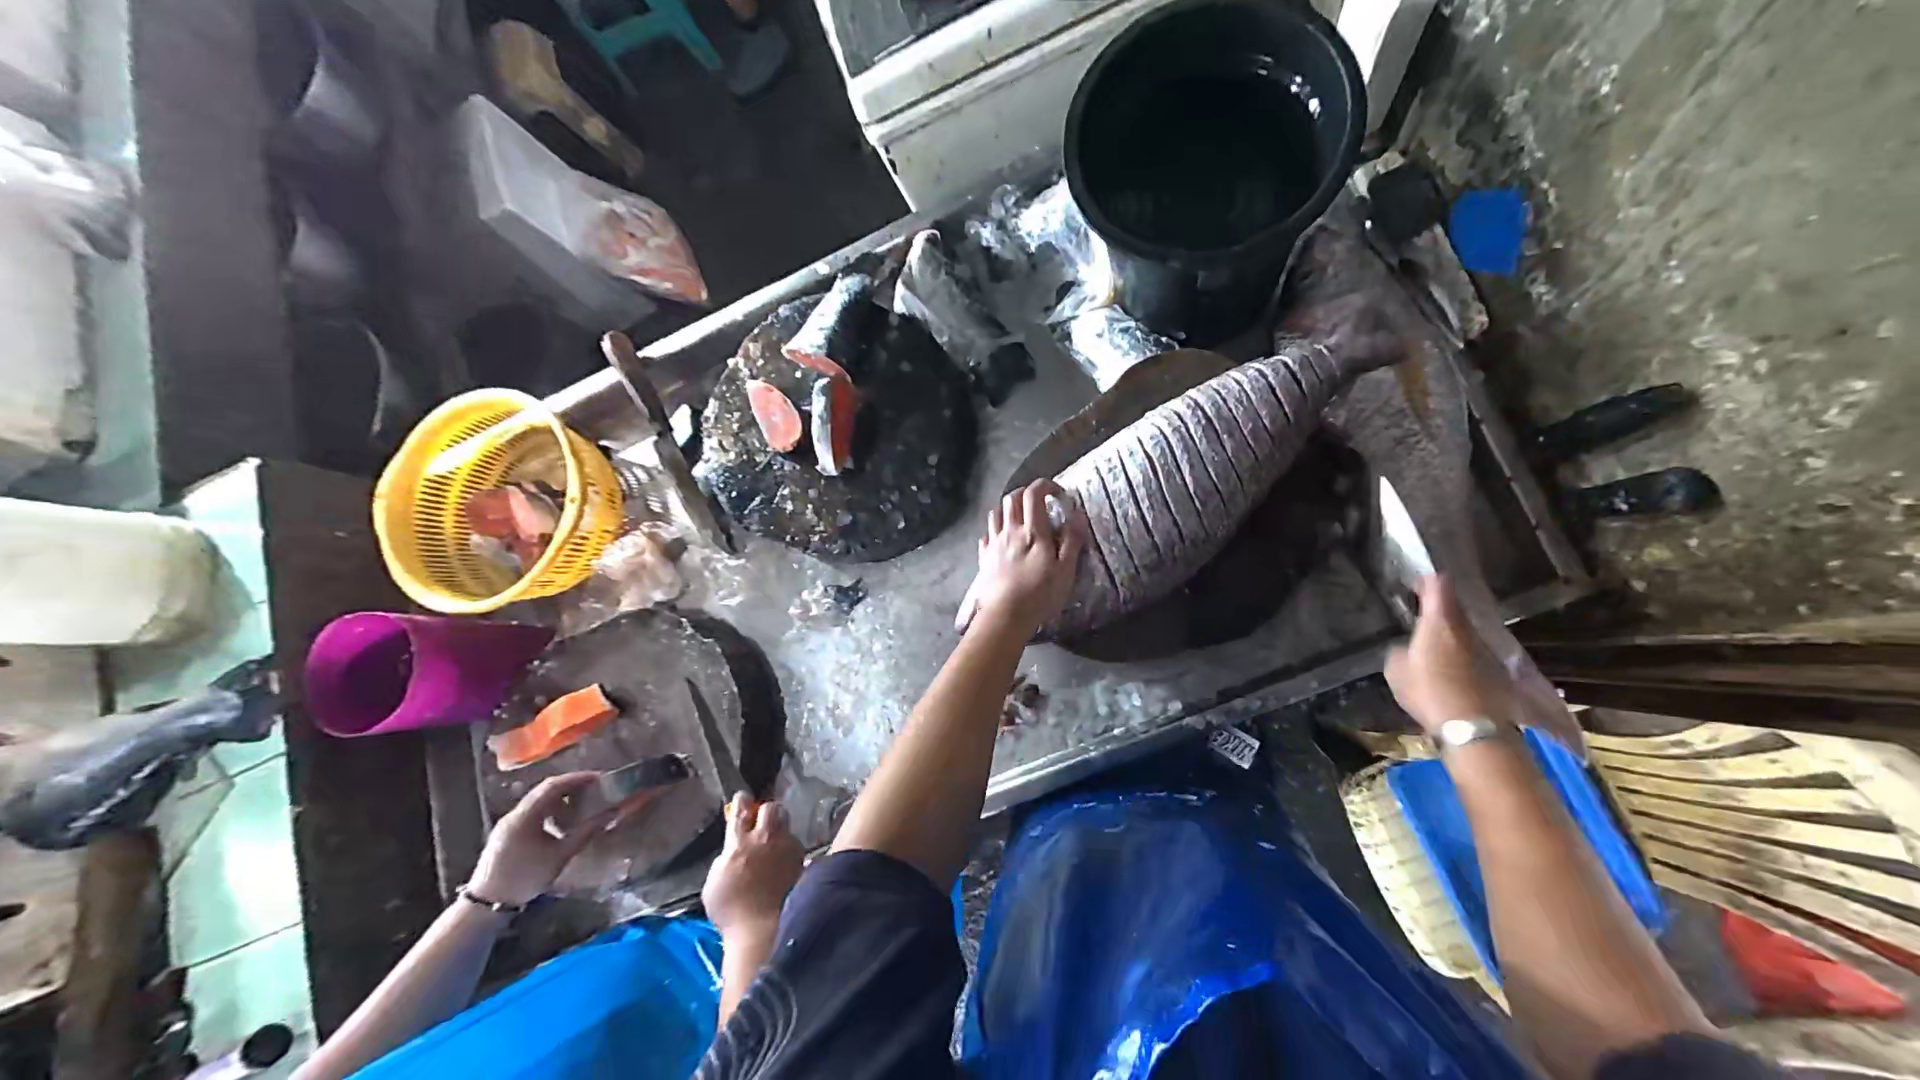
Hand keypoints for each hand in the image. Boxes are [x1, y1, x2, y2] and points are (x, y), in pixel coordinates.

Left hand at [469, 773, 618, 906]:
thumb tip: (611, 814)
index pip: (552, 786)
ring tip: (580, 807)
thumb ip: (586, 832)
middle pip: (545, 791)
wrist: (486, 905)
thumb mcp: (560, 856)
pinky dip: (550, 811)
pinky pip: (532, 813)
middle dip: (571, 787)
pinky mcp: (506, 833)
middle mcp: (514, 814)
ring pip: (538, 802)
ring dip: (561, 800)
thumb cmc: (525, 878)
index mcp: (525, 816)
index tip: (598, 778)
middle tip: (593, 789)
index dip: (577, 779)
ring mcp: (508, 824)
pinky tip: (561, 824)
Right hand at [702, 796, 803, 941]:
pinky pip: (794, 843)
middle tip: (762, 821)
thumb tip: (732, 850)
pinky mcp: (799, 858)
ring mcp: (785, 846)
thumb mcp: (714, 881)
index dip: (742, 801)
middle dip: (766, 810)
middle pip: (770, 808)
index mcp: (738, 842)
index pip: (741, 809)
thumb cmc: (730, 909)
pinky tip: (784, 861)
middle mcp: (764, 838)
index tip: (742, 799)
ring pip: (786, 822)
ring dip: (779, 827)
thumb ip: (725, 858)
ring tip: (774, 840)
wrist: (761, 927)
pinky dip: (788, 848)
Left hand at [966, 480, 1086, 633]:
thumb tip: (1078, 515)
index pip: (1033, 494)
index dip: (1045, 485)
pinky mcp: (983, 557)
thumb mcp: (1066, 570)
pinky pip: (987, 533)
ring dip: (1009, 507)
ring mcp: (994, 543)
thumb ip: (1072, 541)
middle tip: (1040, 502)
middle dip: (1026, 492)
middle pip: (1011, 497)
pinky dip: (996, 528)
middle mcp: (1010, 531)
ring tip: (1020, 517)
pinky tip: (1003, 538)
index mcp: (1032, 532)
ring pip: (996, 512)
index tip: (1057, 492)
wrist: (1005, 616)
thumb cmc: (1039, 595)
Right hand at [1384, 576, 1517, 735]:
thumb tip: (1407, 649)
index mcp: (1439, 622)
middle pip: (1455, 608)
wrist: (1474, 727)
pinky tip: (1451, 668)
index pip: (1439, 586)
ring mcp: (1486, 649)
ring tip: (1435, 644)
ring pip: (1466, 631)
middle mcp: (1467, 629)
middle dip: (1440, 608)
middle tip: (1422, 613)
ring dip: (1452, 633)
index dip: (1428, 581)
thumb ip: (1400, 652)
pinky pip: (1475, 653)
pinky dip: (1463, 654)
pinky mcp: (1498, 670)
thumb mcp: (1397, 670)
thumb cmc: (1429, 691)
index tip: (1417, 582)